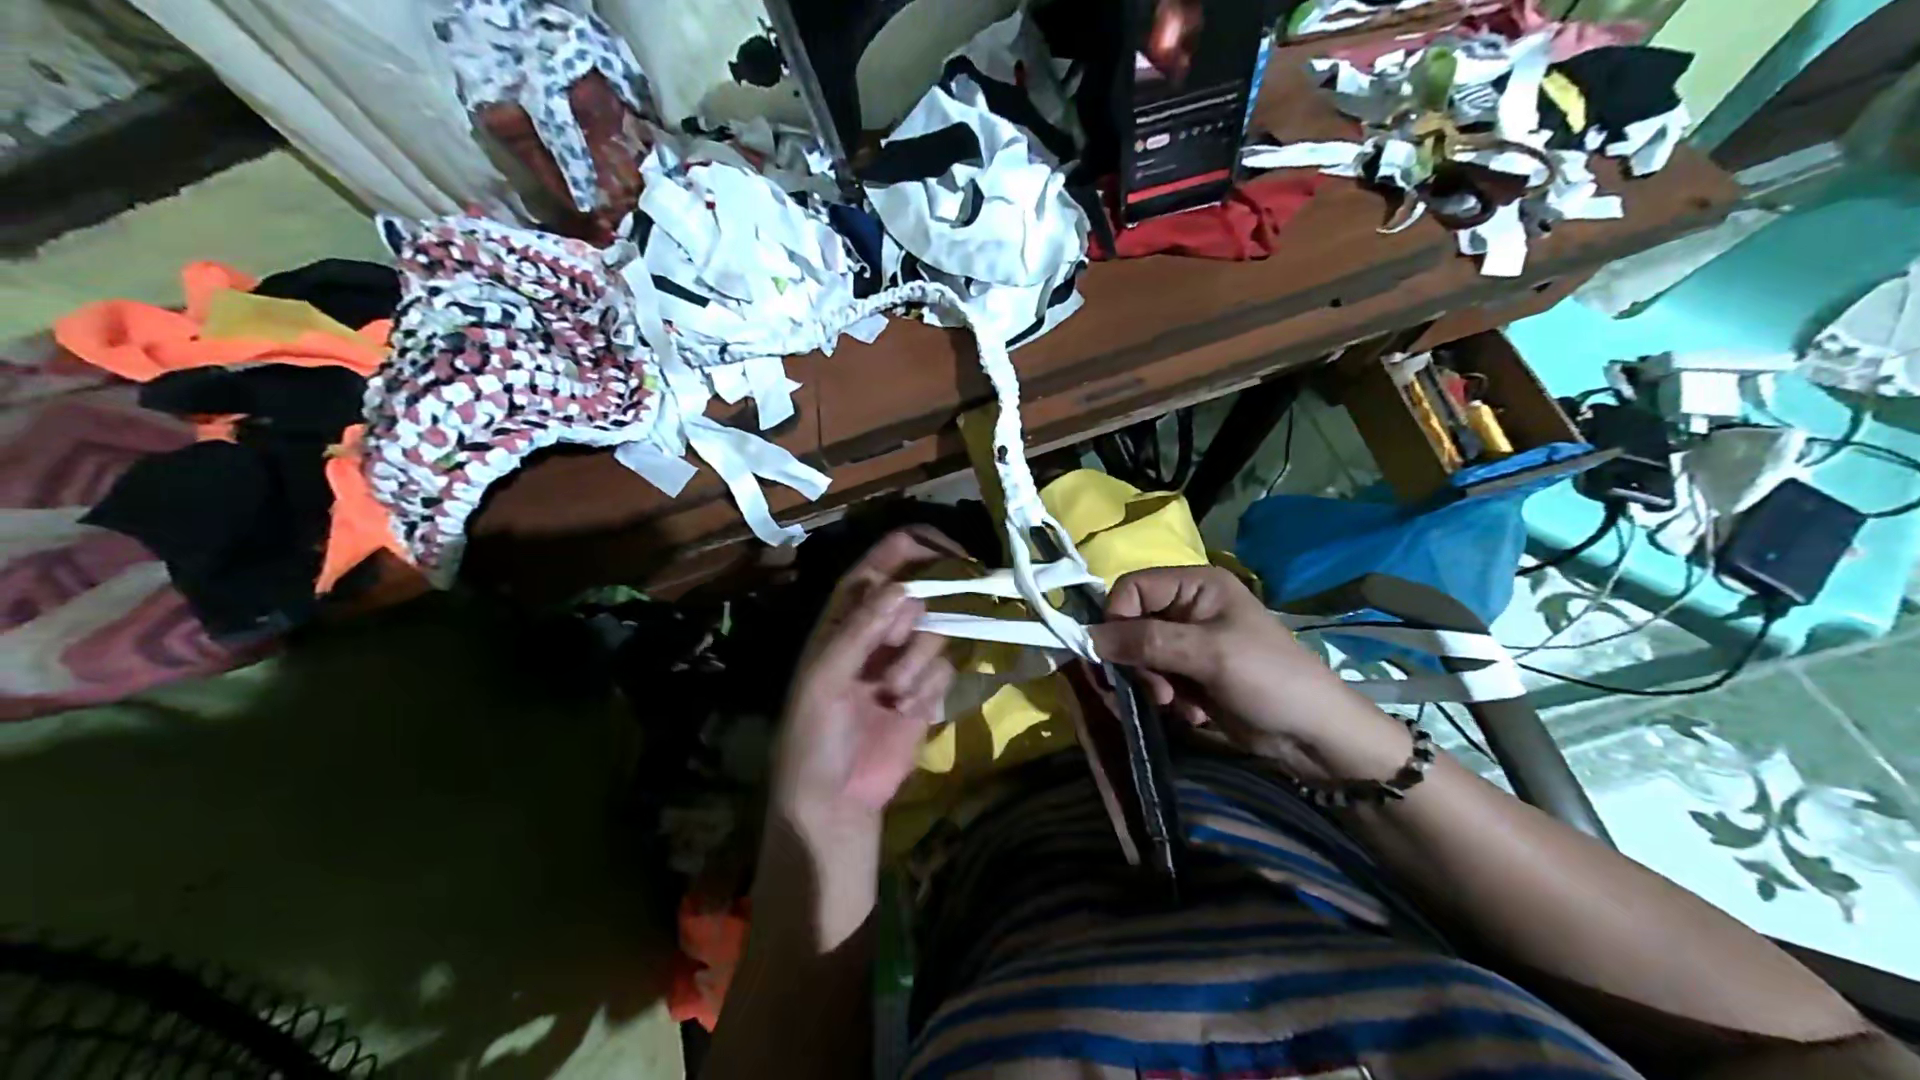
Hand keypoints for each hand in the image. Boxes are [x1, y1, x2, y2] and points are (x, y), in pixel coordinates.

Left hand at [771, 528, 958, 853]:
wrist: (836, 795)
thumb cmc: (814, 731)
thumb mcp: (825, 676)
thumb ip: (861, 628)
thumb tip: (903, 586)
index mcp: (850, 609)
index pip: (892, 555)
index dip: (924, 547)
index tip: (957, 559)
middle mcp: (883, 623)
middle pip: (928, 588)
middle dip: (922, 616)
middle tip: (900, 645)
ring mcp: (908, 655)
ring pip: (941, 628)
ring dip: (920, 661)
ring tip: (895, 693)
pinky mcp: (929, 686)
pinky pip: (947, 667)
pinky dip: (929, 688)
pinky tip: (906, 711)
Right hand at [1087, 566, 1407, 780]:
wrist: (1315, 736)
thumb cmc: (1269, 679)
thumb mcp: (1208, 654)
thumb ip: (1146, 641)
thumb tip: (1087, 638)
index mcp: (1196, 585)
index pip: (1131, 588)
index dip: (1117, 619)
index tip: (1119, 655)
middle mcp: (1188, 607)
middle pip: (1130, 625)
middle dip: (1138, 661)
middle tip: (1157, 690)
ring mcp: (1190, 643)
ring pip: (1139, 657)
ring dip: (1153, 685)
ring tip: (1178, 705)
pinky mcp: (1192, 674)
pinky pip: (1156, 680)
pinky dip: (1168, 698)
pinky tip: (1195, 713)